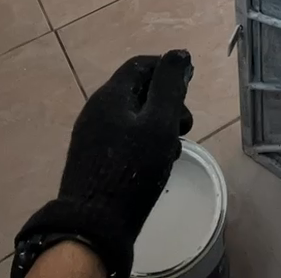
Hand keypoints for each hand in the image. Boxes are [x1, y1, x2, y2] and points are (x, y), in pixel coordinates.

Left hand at [16, 50, 193, 276]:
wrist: (93, 227)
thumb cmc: (132, 169)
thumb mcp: (160, 122)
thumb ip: (170, 85)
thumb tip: (179, 53)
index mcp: (110, 94)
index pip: (142, 64)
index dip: (168, 68)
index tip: (189, 85)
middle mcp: (96, 109)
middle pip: (138, 90)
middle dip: (167, 102)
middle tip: (186, 125)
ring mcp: (91, 135)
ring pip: (133, 116)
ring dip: (158, 124)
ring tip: (174, 148)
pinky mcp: (91, 158)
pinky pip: (123, 137)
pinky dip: (143, 141)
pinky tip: (155, 162)